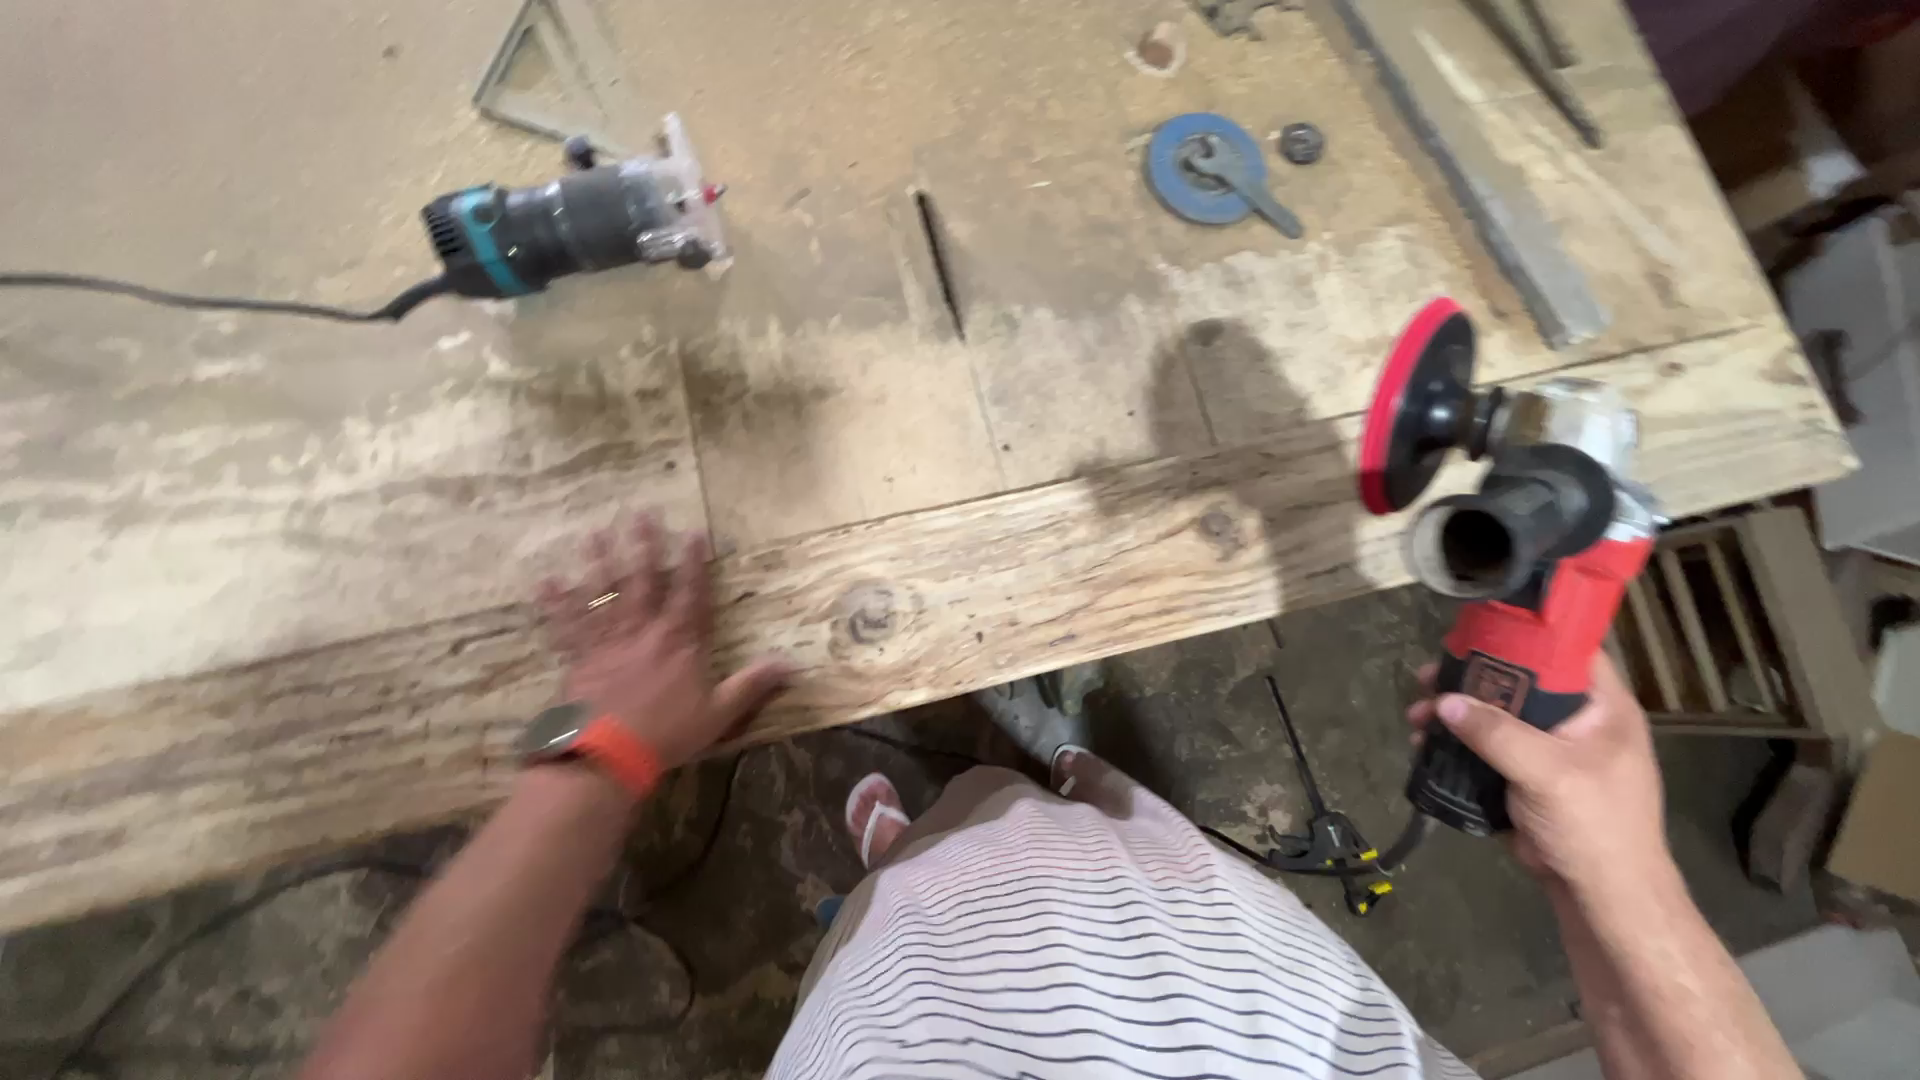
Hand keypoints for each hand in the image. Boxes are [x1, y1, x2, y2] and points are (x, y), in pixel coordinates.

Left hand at [537, 513, 791, 770]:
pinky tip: (545, 580)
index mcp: (679, 641)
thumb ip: (753, 683)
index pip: (691, 591)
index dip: (693, 561)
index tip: (692, 531)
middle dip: (643, 545)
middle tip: (639, 512)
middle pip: (643, 580)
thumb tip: (793, 663)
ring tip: (593, 533)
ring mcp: (607, 641)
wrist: (607, 757)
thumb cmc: (668, 733)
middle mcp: (643, 630)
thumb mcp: (720, 712)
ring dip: (598, 562)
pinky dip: (555, 603)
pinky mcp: (579, 658)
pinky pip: (566, 625)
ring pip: (603, 593)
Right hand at [1406, 654, 1670, 897]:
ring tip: (1416, 715)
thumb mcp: (1548, 772)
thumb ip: (1496, 733)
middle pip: (1516, 681)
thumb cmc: (1593, 825)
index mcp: (1601, 709)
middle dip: (1468, 677)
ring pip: (1493, 712)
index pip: (1568, 652)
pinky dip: (1452, 740)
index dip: (1526, 635)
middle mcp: (1574, 720)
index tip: (1476, 629)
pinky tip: (1422, 742)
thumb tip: (1443, 702)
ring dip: (1452, 711)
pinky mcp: (1521, 771)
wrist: (1598, 892)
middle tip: (1429, 676)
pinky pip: (1481, 743)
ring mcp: (1547, 747)